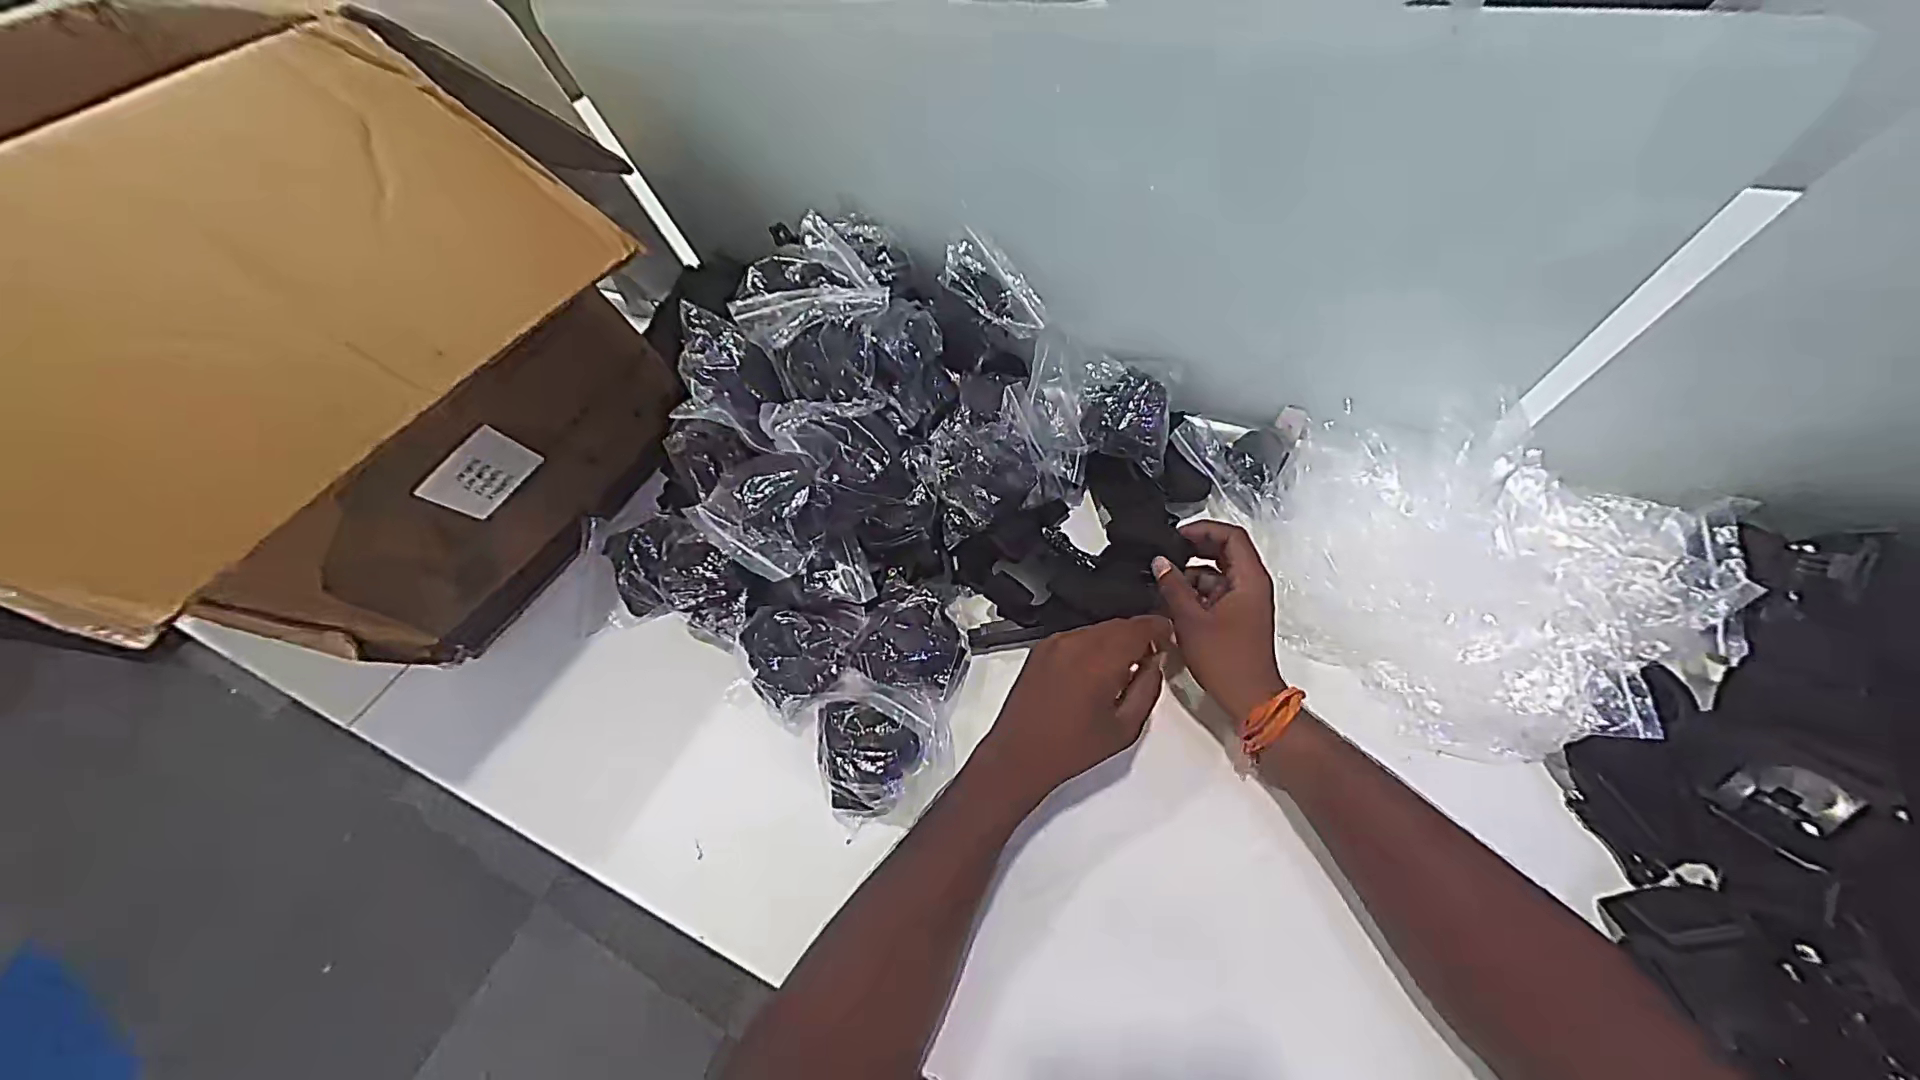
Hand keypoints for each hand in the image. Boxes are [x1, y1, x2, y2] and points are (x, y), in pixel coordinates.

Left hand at [974, 615, 1171, 803]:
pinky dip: (1091, 646)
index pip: (1139, 626)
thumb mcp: (1125, 727)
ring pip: (1097, 630)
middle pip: (1118, 625)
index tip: (1167, 636)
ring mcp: (1054, 644)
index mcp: (1099, 660)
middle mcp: (1075, 644)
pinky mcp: (1040, 650)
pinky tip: (1094, 673)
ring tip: (1121, 671)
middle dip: (1138, 636)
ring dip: (1114, 642)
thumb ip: (1148, 688)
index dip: (1158, 628)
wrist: (1020, 754)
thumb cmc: (1069, 748)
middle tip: (1151, 657)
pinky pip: (1076, 637)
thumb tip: (1156, 664)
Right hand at [1153, 521, 1286, 721]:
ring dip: (1191, 573)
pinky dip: (1195, 591)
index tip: (1177, 535)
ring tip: (1163, 581)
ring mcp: (1245, 600)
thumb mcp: (1191, 619)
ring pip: (1217, 572)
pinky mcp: (1237, 615)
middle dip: (1194, 549)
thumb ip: (1173, 586)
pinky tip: (1172, 600)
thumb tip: (1160, 563)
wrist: (1248, 696)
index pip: (1231, 536)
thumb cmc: (1226, 661)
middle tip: (1167, 553)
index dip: (1203, 529)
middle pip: (1225, 552)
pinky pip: (1215, 591)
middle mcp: (1251, 585)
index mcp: (1249, 579)